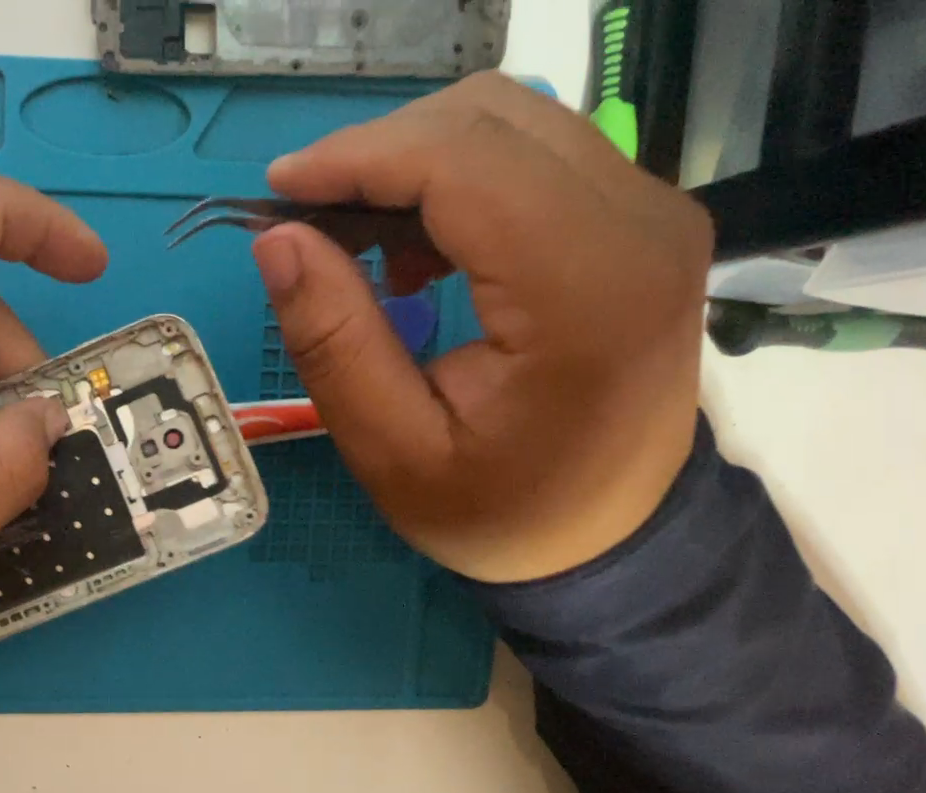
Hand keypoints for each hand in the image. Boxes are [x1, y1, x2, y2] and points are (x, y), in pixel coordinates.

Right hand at [252, 74, 712, 582]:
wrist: (609, 539)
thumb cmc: (498, 511)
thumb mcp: (392, 450)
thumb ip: (335, 343)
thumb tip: (276, 240)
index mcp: (582, 290)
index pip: (462, 162)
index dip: (358, 159)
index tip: (277, 192)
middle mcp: (637, 224)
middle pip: (488, 119)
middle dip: (378, 155)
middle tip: (307, 223)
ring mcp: (650, 213)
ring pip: (511, 122)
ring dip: (413, 165)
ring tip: (358, 244)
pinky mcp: (638, 219)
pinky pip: (533, 154)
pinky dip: (454, 180)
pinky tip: (417, 250)